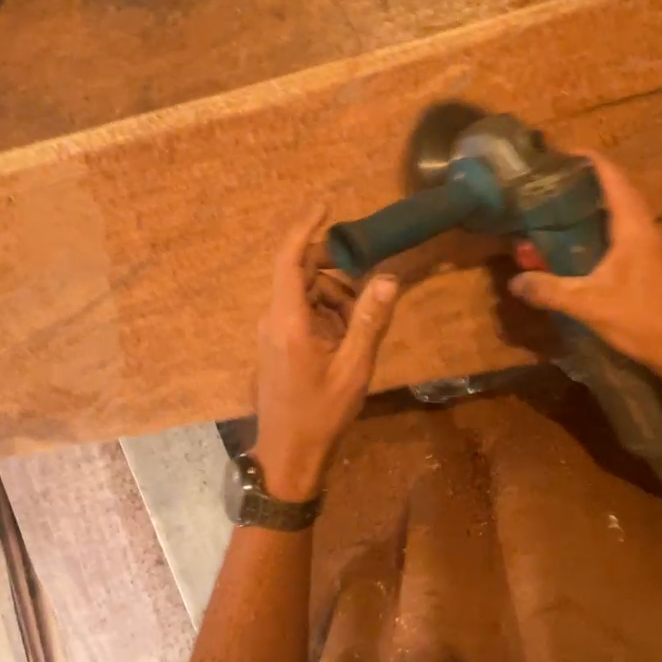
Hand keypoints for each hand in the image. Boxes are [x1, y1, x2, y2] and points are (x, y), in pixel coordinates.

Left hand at [252, 204, 399, 500]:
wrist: (288, 455)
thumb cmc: (321, 413)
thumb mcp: (355, 368)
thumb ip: (370, 320)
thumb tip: (389, 277)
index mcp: (288, 319)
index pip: (289, 259)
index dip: (305, 228)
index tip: (325, 206)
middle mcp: (274, 318)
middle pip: (301, 273)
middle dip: (335, 272)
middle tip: (368, 286)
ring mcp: (272, 331)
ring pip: (306, 294)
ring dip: (335, 298)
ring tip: (360, 328)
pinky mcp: (277, 343)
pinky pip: (302, 312)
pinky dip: (327, 315)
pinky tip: (347, 340)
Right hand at [507, 152, 661, 373]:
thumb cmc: (644, 320)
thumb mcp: (589, 306)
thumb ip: (549, 290)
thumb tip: (515, 281)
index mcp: (634, 230)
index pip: (614, 180)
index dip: (591, 161)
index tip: (565, 152)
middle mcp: (650, 231)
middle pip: (622, 193)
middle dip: (591, 182)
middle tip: (557, 182)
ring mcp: (660, 250)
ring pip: (628, 215)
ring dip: (602, 207)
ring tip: (569, 209)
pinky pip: (632, 235)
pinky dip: (610, 229)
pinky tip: (591, 247)